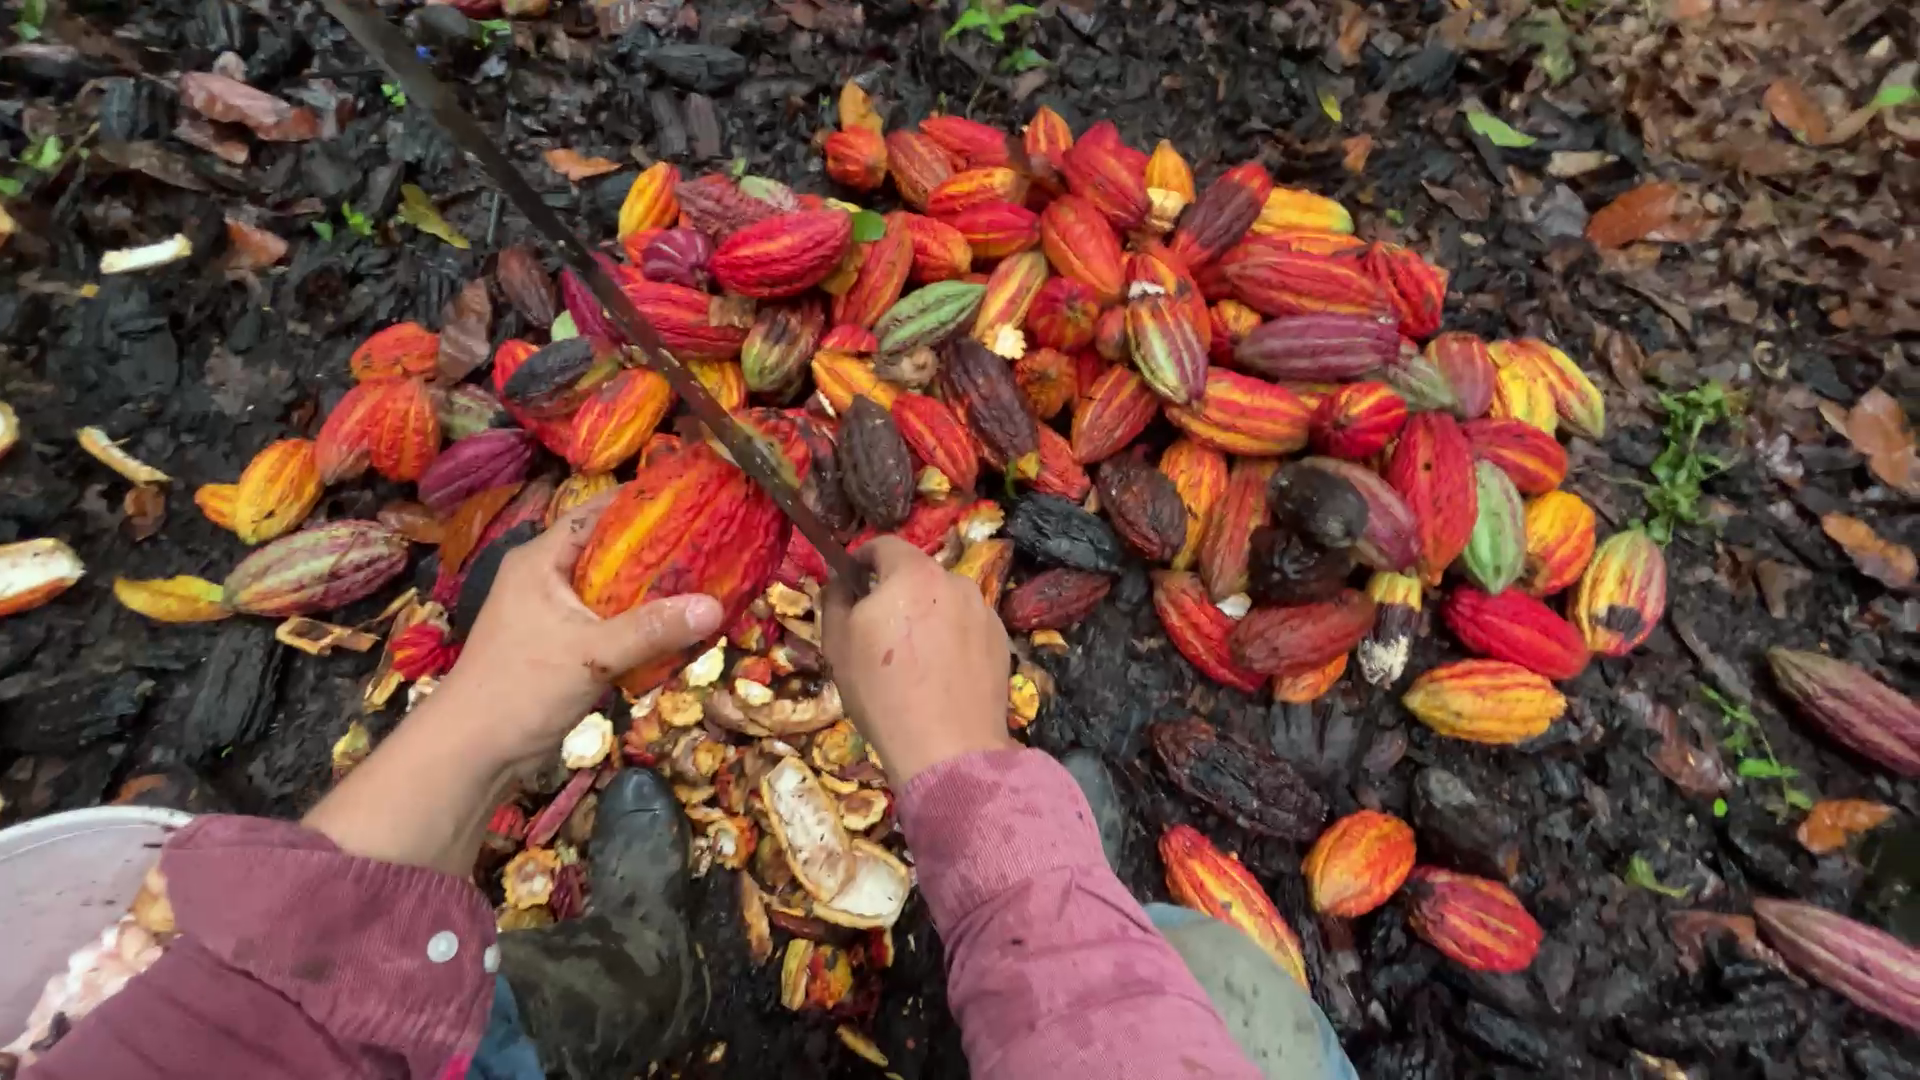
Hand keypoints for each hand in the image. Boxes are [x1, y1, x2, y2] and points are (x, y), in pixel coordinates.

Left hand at [433, 495, 724, 771]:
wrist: (472, 754)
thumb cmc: (520, 690)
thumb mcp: (591, 655)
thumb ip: (653, 629)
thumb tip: (716, 607)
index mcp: (541, 561)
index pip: (598, 512)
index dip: (644, 503)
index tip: (696, 502)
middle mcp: (548, 578)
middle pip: (613, 549)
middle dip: (661, 548)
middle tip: (714, 545)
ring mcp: (556, 612)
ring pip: (617, 587)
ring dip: (656, 588)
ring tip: (708, 581)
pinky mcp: (566, 643)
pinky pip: (615, 619)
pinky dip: (645, 619)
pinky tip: (680, 626)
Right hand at [822, 537, 1015, 786]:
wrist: (948, 747)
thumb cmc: (883, 692)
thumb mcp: (839, 644)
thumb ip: (836, 599)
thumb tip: (841, 582)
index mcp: (913, 574)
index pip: (885, 545)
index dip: (863, 559)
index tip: (852, 581)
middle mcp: (955, 582)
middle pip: (918, 574)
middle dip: (897, 592)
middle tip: (880, 631)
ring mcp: (984, 611)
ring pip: (945, 600)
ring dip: (928, 614)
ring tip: (915, 658)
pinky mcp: (1001, 640)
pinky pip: (967, 626)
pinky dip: (953, 637)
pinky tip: (943, 673)